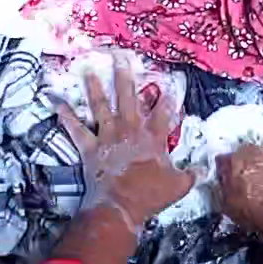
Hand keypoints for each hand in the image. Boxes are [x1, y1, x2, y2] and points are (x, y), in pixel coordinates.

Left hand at [56, 54, 193, 235]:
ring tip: (89, 70)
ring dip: (94, 88)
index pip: (163, 112)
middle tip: (120, 57)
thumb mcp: (178, 186)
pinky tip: (58, 104)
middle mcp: (130, 130)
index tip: (170, 83)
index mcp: (153, 138)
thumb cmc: (150, 196)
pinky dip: (67, 117)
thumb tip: (204, 169)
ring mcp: (108, 137)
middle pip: (128, 98)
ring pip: (100, 107)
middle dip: (125, 76)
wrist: (119, 207)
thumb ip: (191, 175)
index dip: (167, 98)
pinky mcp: (90, 147)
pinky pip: (77, 130)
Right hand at [217, 144, 262, 263]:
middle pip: (237, 155)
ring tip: (251, 184)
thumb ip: (221, 187)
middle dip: (236, 166)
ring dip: (251, 168)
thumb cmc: (254, 210)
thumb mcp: (226, 203)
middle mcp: (249, 153)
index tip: (222, 181)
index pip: (220, 161)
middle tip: (236, 182)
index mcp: (231, 160)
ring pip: (253, 159)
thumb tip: (221, 183)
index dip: (220, 173)